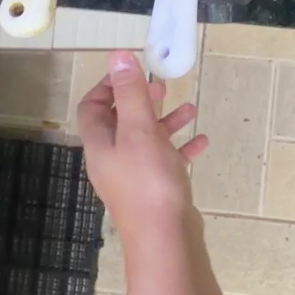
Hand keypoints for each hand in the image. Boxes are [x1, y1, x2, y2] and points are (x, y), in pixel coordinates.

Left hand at [76, 50, 209, 226]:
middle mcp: (113, 159)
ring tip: (190, 109)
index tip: (134, 71)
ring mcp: (134, 176)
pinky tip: (201, 141)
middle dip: (141, 101)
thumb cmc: (149, 181)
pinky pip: (167, 160)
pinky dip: (182, 146)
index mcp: (101, 144)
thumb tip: (119, 57)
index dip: (109, 86)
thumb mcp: (140, 131)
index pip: (93, 107)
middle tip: (162, 86)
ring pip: (147, 139)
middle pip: (121, 122)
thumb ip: (132, 94)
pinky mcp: (156, 188)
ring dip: (166, 121)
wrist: (164, 236)